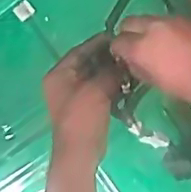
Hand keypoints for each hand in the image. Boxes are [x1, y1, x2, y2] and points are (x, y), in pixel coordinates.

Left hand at [44, 36, 123, 162]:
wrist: (79, 153)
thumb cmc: (83, 119)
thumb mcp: (97, 90)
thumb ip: (110, 72)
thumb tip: (124, 59)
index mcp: (58, 74)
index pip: (80, 50)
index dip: (100, 43)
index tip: (120, 38)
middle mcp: (62, 82)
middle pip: (87, 63)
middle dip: (108, 59)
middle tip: (130, 53)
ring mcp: (72, 96)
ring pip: (94, 77)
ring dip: (111, 73)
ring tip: (132, 68)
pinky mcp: (83, 108)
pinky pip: (98, 90)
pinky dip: (111, 86)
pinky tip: (127, 84)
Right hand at [110, 16, 190, 105]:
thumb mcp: (161, 84)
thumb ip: (142, 70)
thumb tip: (132, 63)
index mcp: (142, 46)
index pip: (117, 42)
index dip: (117, 51)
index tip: (121, 59)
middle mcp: (154, 26)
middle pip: (129, 22)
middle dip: (128, 33)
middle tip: (133, 48)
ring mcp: (173, 19)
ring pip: (149, 20)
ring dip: (147, 30)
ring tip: (154, 46)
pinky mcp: (189, 18)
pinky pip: (167, 22)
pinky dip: (163, 30)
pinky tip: (174, 43)